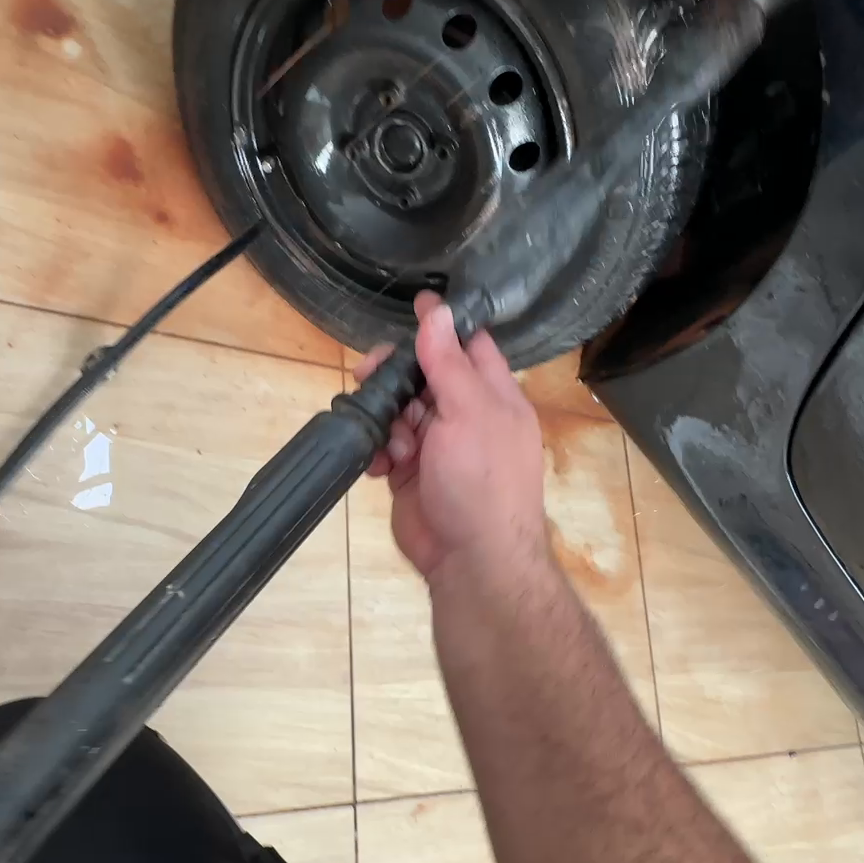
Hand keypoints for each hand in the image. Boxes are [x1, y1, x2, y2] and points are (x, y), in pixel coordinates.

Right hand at [355, 292, 547, 583]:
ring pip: (400, 411)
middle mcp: (466, 416)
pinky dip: (379, 451)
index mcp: (493, 397)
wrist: (471, 558)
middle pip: (425, 376)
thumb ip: (448, 362)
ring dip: (386, 418)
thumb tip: (439, 311)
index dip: (443, 325)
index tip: (415, 304)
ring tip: (384, 435)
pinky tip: (380, 464)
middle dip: (397, 374)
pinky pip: (387, 447)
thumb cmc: (481, 479)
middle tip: (369, 372)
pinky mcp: (410, 473)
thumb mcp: (468, 412)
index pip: (469, 346)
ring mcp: (437, 447)